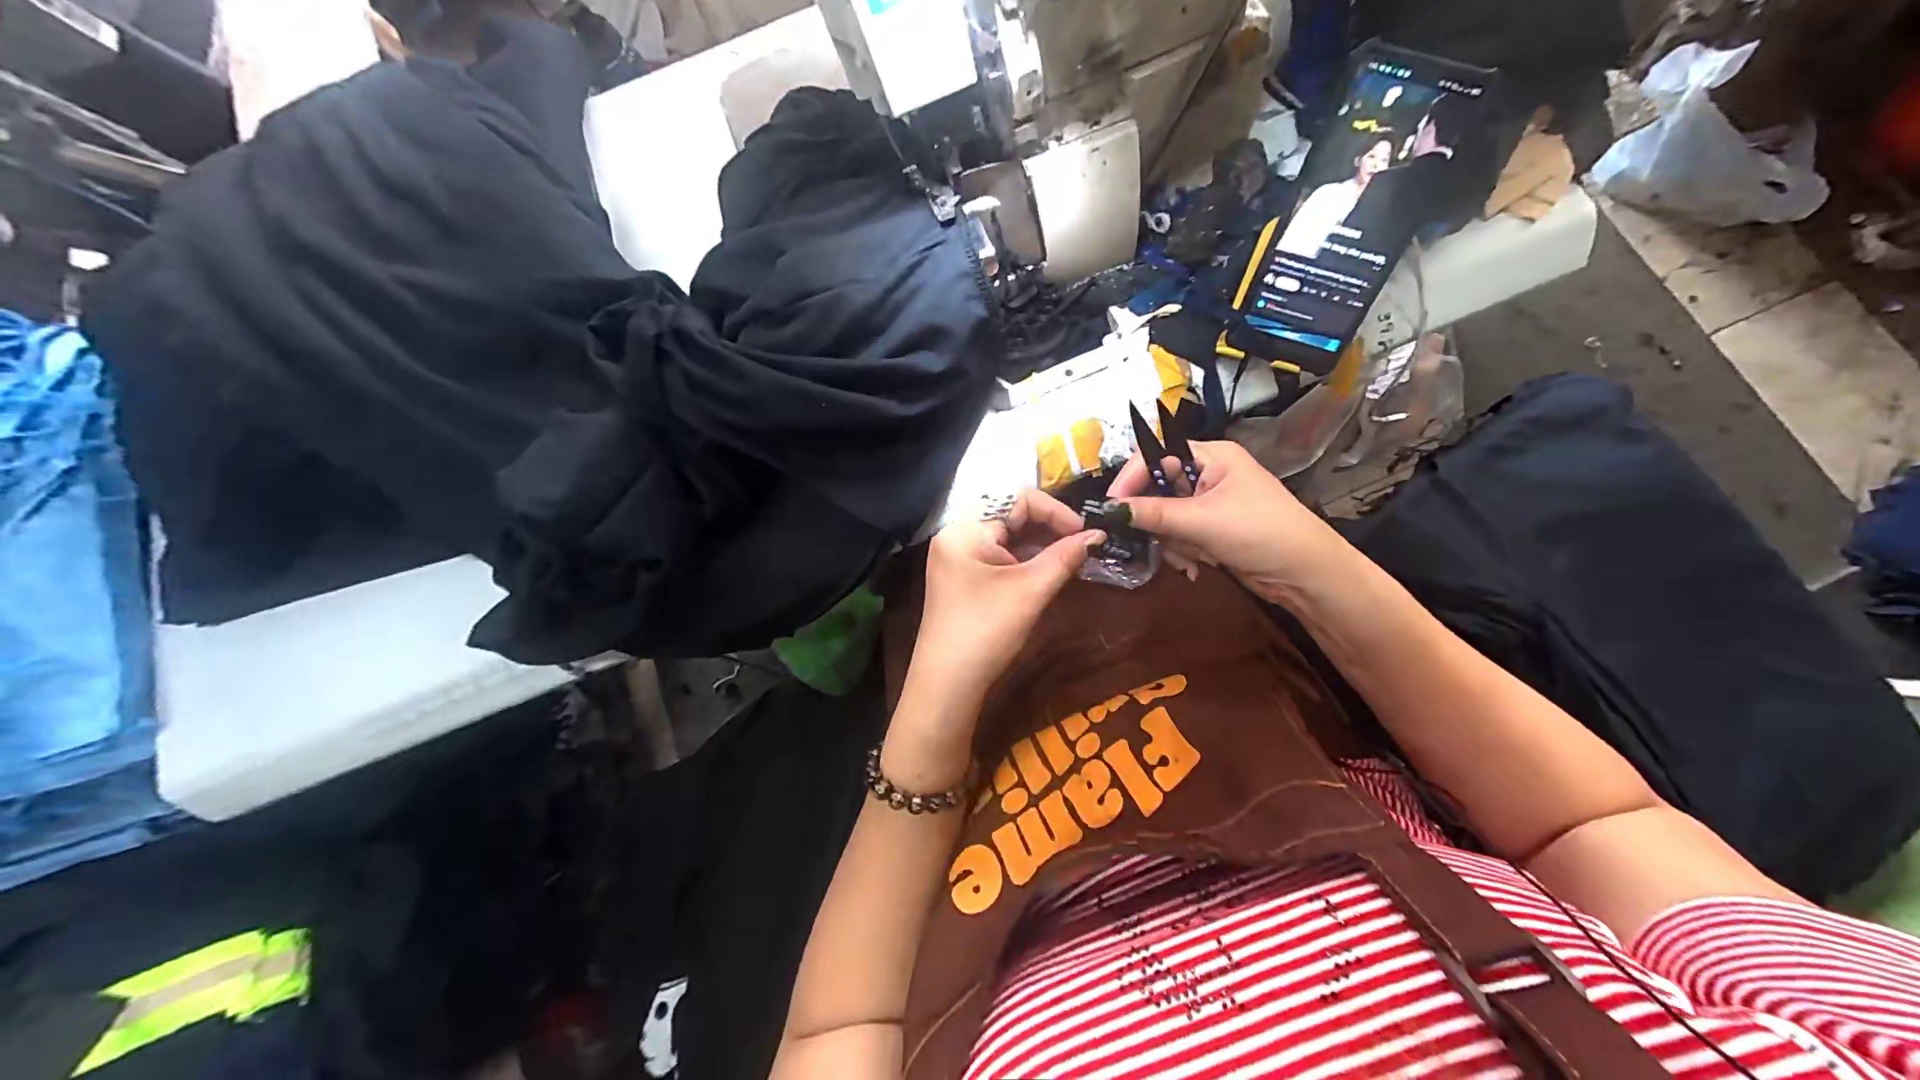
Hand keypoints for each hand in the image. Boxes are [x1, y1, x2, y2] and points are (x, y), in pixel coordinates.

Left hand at [904, 491, 1104, 714]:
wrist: (947, 684)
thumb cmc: (987, 630)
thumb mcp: (1030, 590)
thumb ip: (1064, 557)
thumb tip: (1097, 534)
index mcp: (965, 528)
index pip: (1016, 497)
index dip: (1054, 510)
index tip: (1083, 533)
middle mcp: (957, 535)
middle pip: (1009, 512)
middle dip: (1048, 526)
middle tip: (1081, 544)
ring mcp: (958, 557)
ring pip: (1006, 535)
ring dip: (1039, 543)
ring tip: (1071, 557)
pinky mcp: (963, 577)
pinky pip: (998, 554)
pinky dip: (1025, 559)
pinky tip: (1049, 570)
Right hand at [1108, 440, 1354, 604]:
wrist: (1308, 576)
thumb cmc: (1261, 534)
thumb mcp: (1202, 521)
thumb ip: (1152, 514)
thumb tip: (1108, 510)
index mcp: (1212, 456)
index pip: (1154, 455)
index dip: (1130, 479)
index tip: (1111, 507)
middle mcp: (1208, 473)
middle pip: (1156, 489)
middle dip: (1157, 520)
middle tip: (1160, 539)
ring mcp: (1210, 503)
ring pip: (1164, 517)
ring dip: (1171, 542)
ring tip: (1192, 557)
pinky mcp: (1212, 529)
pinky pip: (1178, 535)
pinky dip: (1182, 551)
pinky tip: (1198, 566)